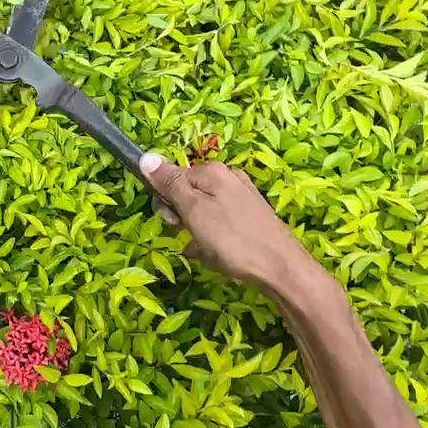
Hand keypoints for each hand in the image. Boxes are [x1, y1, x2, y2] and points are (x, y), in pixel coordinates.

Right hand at [139, 153, 333, 308]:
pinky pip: (219, 222)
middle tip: (188, 236)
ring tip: (206, 250)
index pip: (171, 177)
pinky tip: (216, 255)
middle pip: (187, 192)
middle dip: (181, 217)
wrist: (282, 269)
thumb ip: (169, 184)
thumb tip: (146, 157)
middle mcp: (228, 178)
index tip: (174, 222)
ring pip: (202, 210)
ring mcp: (242, 197)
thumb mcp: (193, 210)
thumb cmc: (232, 239)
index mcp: (212, 172)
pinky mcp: (250, 217)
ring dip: (195, 231)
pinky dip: (212, 238)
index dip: (165, 201)